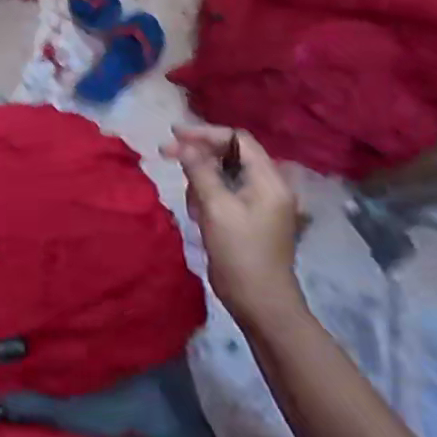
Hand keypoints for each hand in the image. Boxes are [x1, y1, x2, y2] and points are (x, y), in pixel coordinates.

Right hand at [163, 125, 305, 314]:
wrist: (260, 302)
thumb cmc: (240, 253)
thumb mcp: (216, 208)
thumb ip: (201, 171)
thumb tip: (185, 145)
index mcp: (269, 180)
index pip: (238, 140)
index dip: (205, 134)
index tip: (174, 136)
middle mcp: (269, 186)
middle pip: (231, 155)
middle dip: (199, 155)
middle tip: (167, 155)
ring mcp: (260, 203)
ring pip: (224, 174)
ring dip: (202, 180)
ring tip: (192, 203)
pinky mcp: (249, 218)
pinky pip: (225, 194)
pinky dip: (208, 196)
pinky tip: (199, 214)